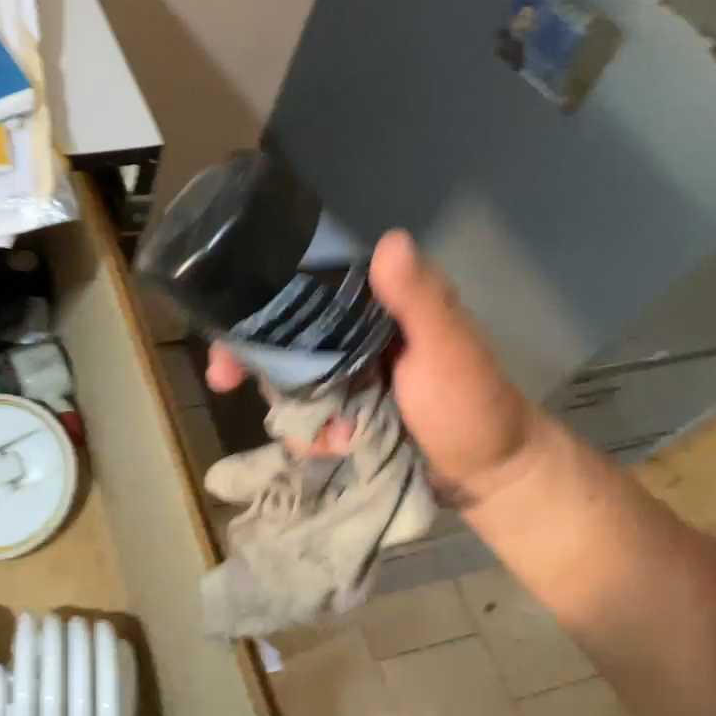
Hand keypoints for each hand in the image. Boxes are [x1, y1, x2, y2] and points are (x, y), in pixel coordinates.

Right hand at [207, 230, 544, 502]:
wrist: (492, 476)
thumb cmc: (473, 405)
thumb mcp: (448, 349)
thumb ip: (418, 299)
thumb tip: (389, 239)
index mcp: (373, 301)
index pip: (302, 283)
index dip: (257, 298)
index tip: (228, 323)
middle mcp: (351, 328)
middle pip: (279, 330)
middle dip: (249, 357)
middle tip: (223, 379)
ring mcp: (344, 370)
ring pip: (285, 374)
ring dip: (289, 407)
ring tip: (325, 439)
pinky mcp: (343, 408)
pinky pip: (302, 412)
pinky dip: (306, 433)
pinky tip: (332, 449)